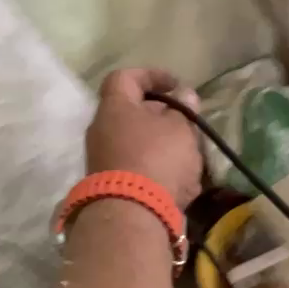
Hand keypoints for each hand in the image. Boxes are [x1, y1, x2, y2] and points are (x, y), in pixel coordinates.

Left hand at [85, 68, 204, 205]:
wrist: (134, 211)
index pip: (126, 77)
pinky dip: (156, 165)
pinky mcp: (112, 183)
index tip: (176, 84)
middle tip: (185, 121)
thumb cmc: (158, 158)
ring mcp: (104, 157)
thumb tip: (186, 94)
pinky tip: (177, 175)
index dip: (152, 75)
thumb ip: (184, 110)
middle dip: (159, 113)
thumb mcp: (180, 129)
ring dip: (160, 142)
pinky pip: (136, 164)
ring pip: (135, 140)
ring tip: (186, 151)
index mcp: (115, 106)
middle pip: (131, 111)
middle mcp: (102, 128)